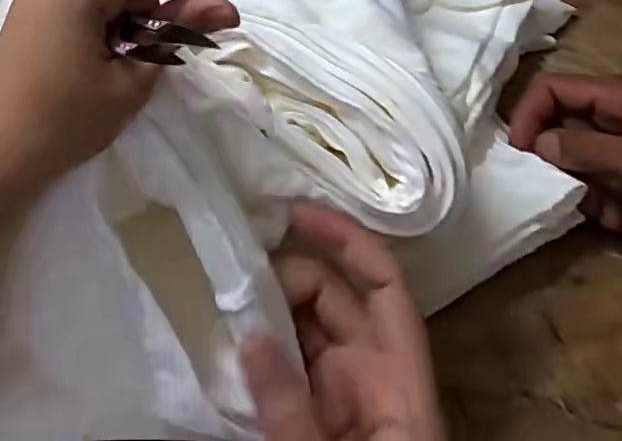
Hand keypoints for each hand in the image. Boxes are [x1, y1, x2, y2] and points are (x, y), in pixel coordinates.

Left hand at [0, 0, 238, 200]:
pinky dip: (103, 28)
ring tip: (118, 75)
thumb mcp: (129, 81)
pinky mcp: (28, 11)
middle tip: (154, 64)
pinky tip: (96, 67)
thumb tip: (223, 8)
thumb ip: (176, 33)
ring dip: (128, 25)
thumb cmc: (62, 122)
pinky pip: (82, 4)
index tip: (215, 21)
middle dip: (153, 15)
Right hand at [243, 202, 444, 440]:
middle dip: (283, 274)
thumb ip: (291, 410)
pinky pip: (284, 351)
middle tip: (232, 276)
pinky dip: (257, 336)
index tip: (294, 210)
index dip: (347, 240)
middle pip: (331, 294)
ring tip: (222, 300)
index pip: (384, 288)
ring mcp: (340, 389)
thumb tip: (248, 331)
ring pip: (301, 319)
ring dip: (264, 303)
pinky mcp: (312, 405)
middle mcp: (371, 373)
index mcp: (399, 384)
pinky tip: (226, 330)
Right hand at [507, 73, 621, 255]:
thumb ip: (591, 150)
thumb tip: (535, 145)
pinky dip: (621, 210)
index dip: (529, 117)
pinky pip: (612, 186)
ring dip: (596, 196)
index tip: (522, 156)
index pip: (551, 90)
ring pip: (584, 163)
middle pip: (563, 129)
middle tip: (578, 200)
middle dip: (567, 168)